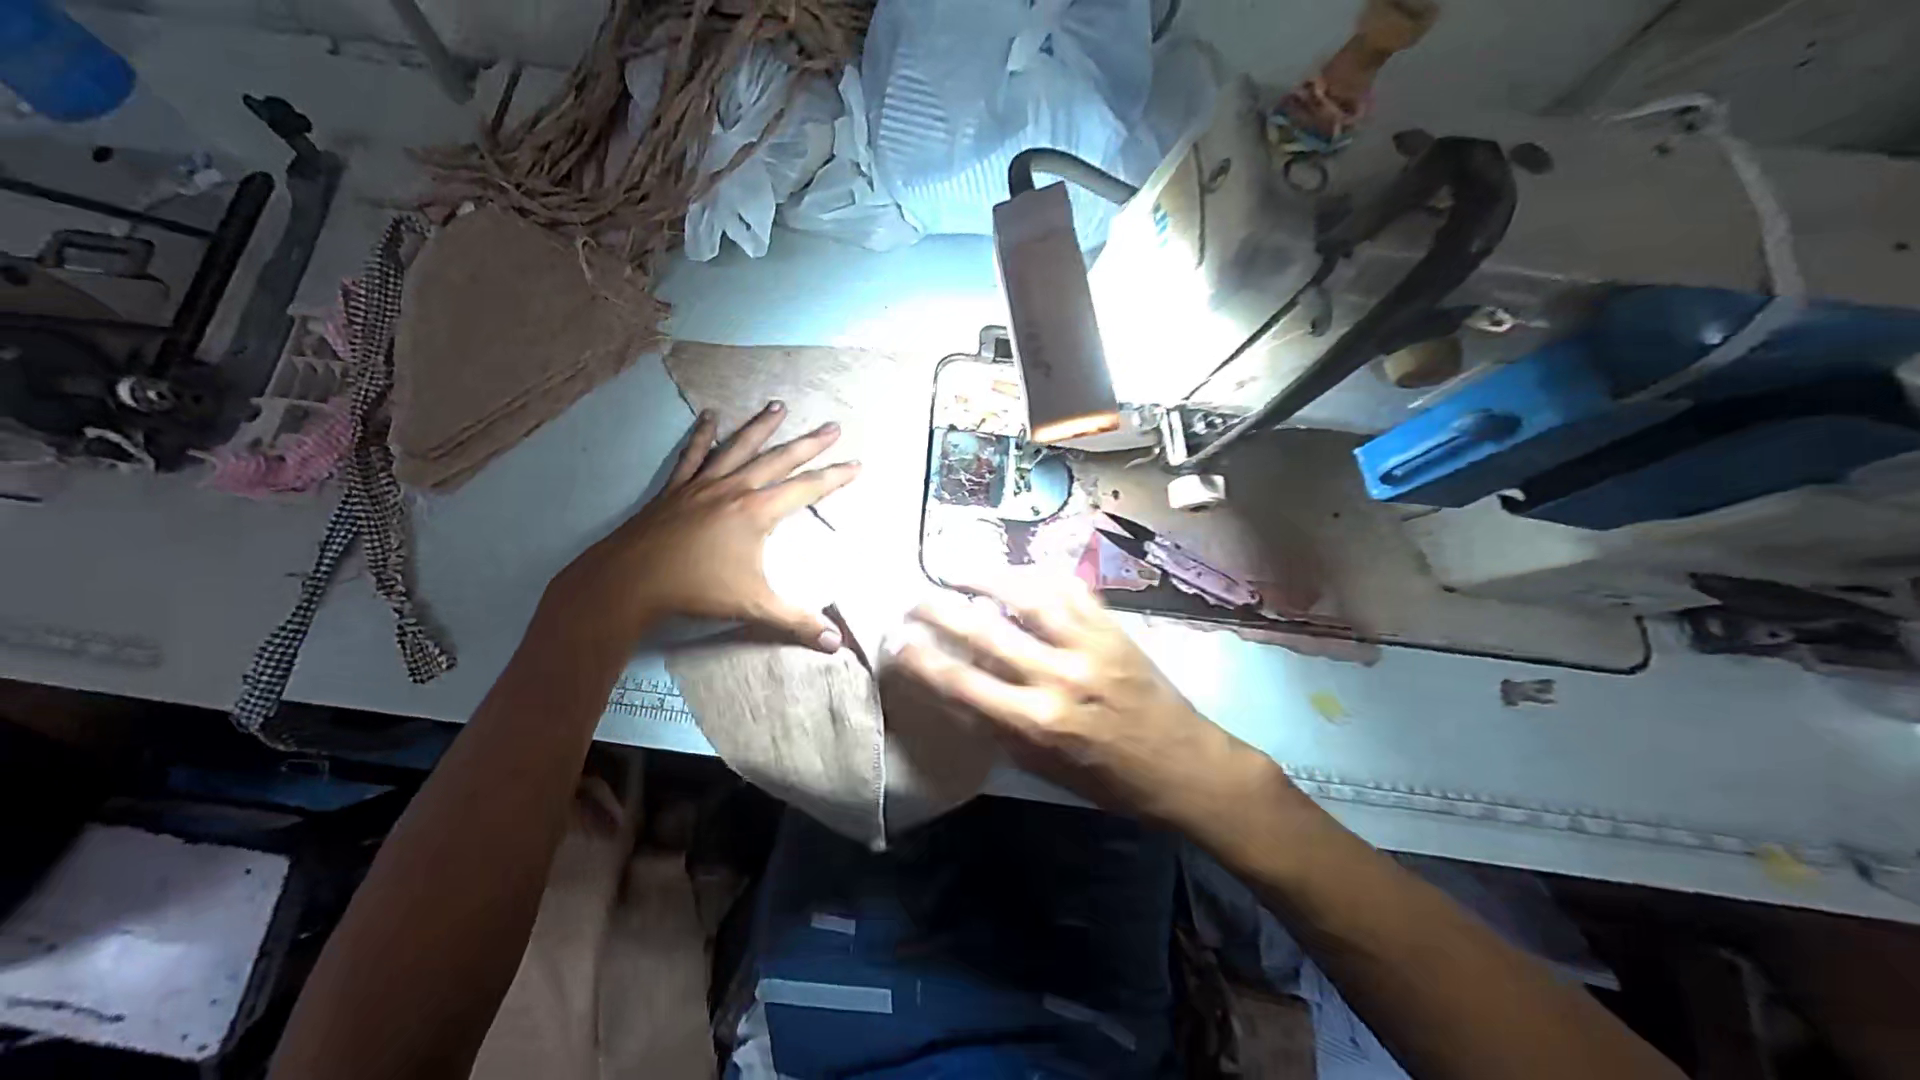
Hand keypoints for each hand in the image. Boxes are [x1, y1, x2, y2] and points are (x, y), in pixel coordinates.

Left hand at [541, 401, 859, 652]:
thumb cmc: (696, 590)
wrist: (629, 581)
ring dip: (761, 426)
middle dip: (810, 443)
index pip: (807, 489)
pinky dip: (703, 435)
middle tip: (832, 426)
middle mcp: (734, 489)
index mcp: (757, 512)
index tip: (857, 464)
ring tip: (778, 406)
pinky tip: (710, 416)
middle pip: (780, 458)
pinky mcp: (676, 488)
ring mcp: (703, 485)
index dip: (835, 477)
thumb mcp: (754, 606)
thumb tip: (837, 645)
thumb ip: (797, 622)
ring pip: (739, 448)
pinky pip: (694, 455)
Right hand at [889, 572, 1281, 831]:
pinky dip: (1036, 574)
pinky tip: (1015, 571)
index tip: (896, 641)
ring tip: (956, 570)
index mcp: (1035, 722)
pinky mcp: (1112, 628)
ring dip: (984, 577)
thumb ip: (996, 726)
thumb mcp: (1041, 767)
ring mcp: (1088, 645)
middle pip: (983, 630)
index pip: (960, 681)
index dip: (920, 657)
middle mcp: (1057, 677)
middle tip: (914, 598)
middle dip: (938, 609)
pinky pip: (1068, 588)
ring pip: (1025, 595)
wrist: (1181, 765)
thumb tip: (954, 687)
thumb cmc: (1106, 780)